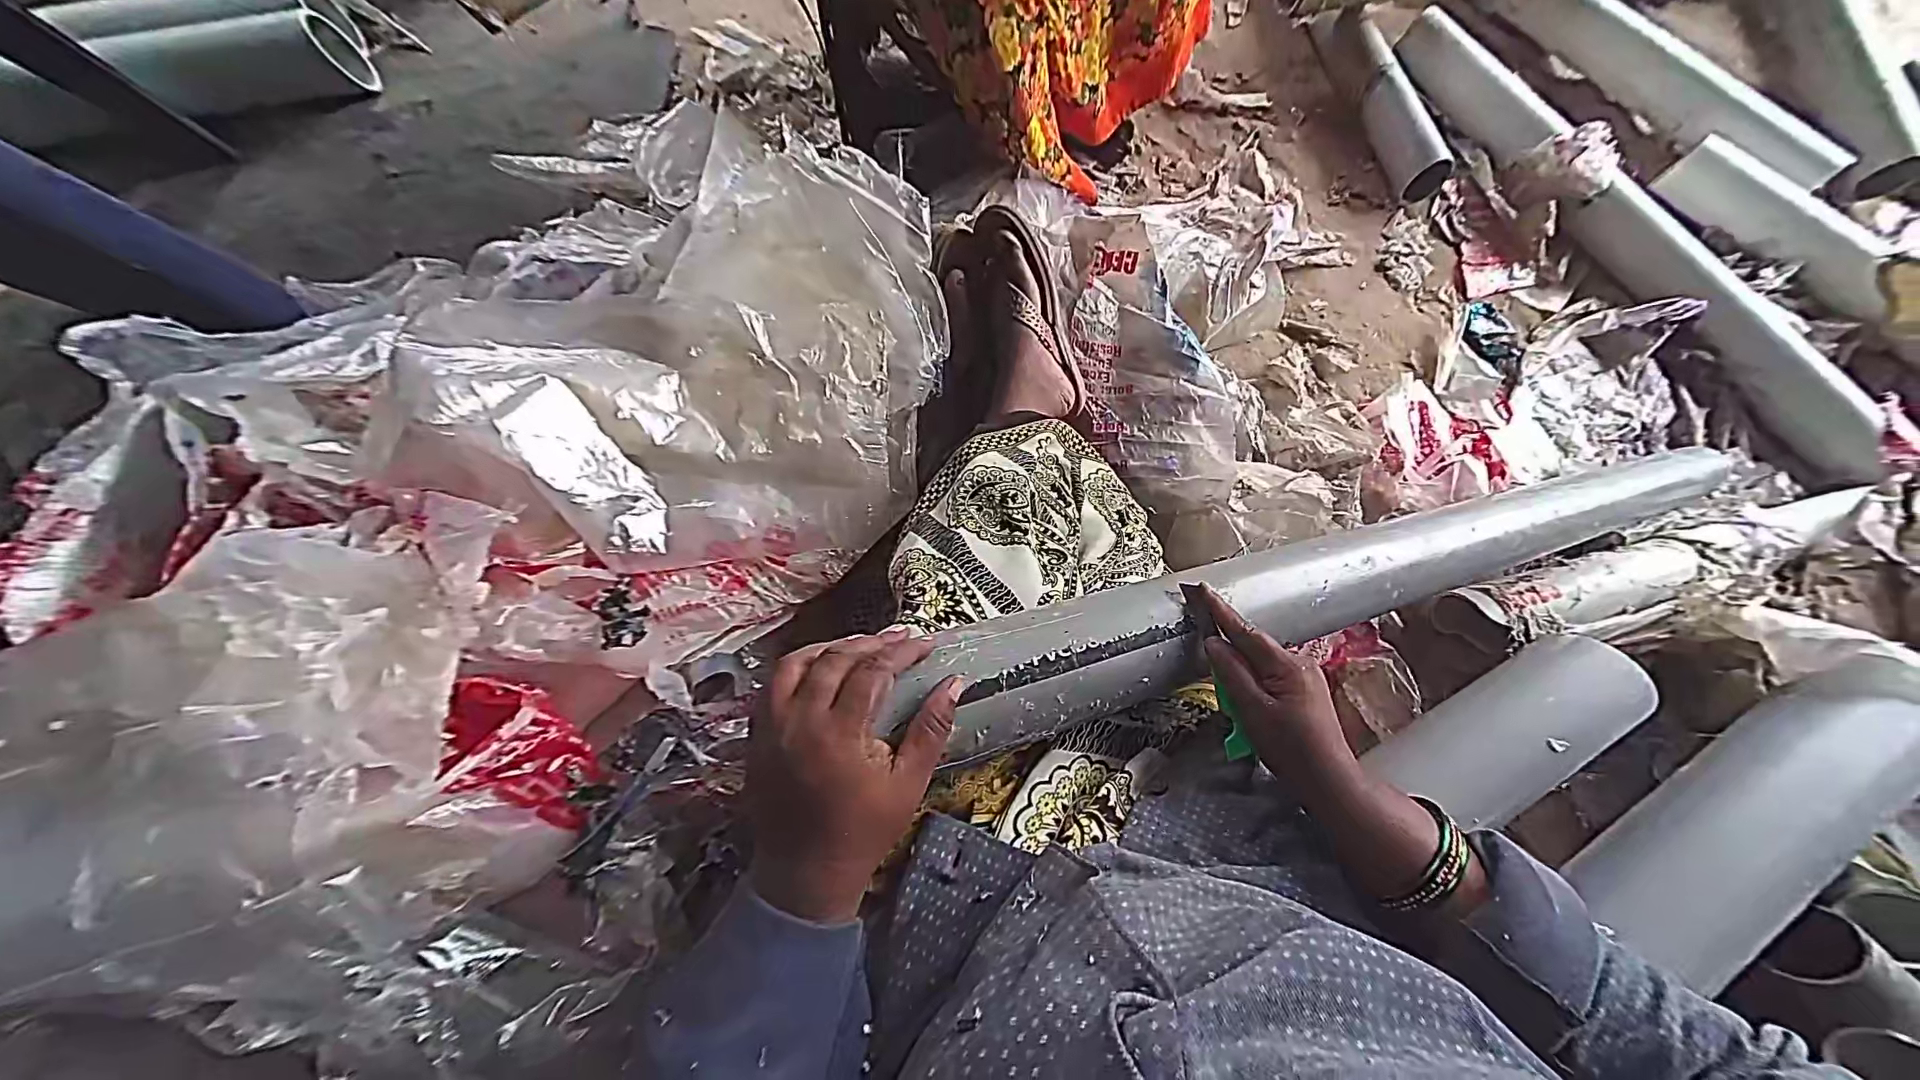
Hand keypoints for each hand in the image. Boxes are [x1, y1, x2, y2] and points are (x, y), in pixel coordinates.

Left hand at [748, 628, 963, 922]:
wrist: (806, 874)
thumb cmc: (863, 832)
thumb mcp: (909, 784)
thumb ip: (931, 729)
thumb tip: (953, 684)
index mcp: (839, 734)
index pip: (873, 672)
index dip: (901, 652)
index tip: (924, 644)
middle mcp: (799, 721)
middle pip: (835, 659)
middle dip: (871, 642)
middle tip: (899, 638)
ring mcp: (772, 726)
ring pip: (796, 663)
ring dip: (831, 646)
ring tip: (860, 644)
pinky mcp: (757, 734)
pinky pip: (772, 684)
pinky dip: (799, 665)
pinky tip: (820, 666)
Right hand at [1195, 585, 1487, 913]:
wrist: (1329, 779)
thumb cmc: (1291, 749)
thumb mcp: (1252, 711)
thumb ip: (1231, 673)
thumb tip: (1213, 644)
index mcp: (1286, 665)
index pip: (1243, 631)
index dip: (1218, 611)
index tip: (1200, 591)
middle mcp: (1298, 662)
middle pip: (1251, 646)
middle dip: (1228, 652)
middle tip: (1215, 674)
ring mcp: (1304, 674)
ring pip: (1259, 662)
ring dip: (1240, 673)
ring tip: (1238, 705)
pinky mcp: (1303, 688)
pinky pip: (1268, 674)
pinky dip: (1252, 681)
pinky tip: (1250, 704)